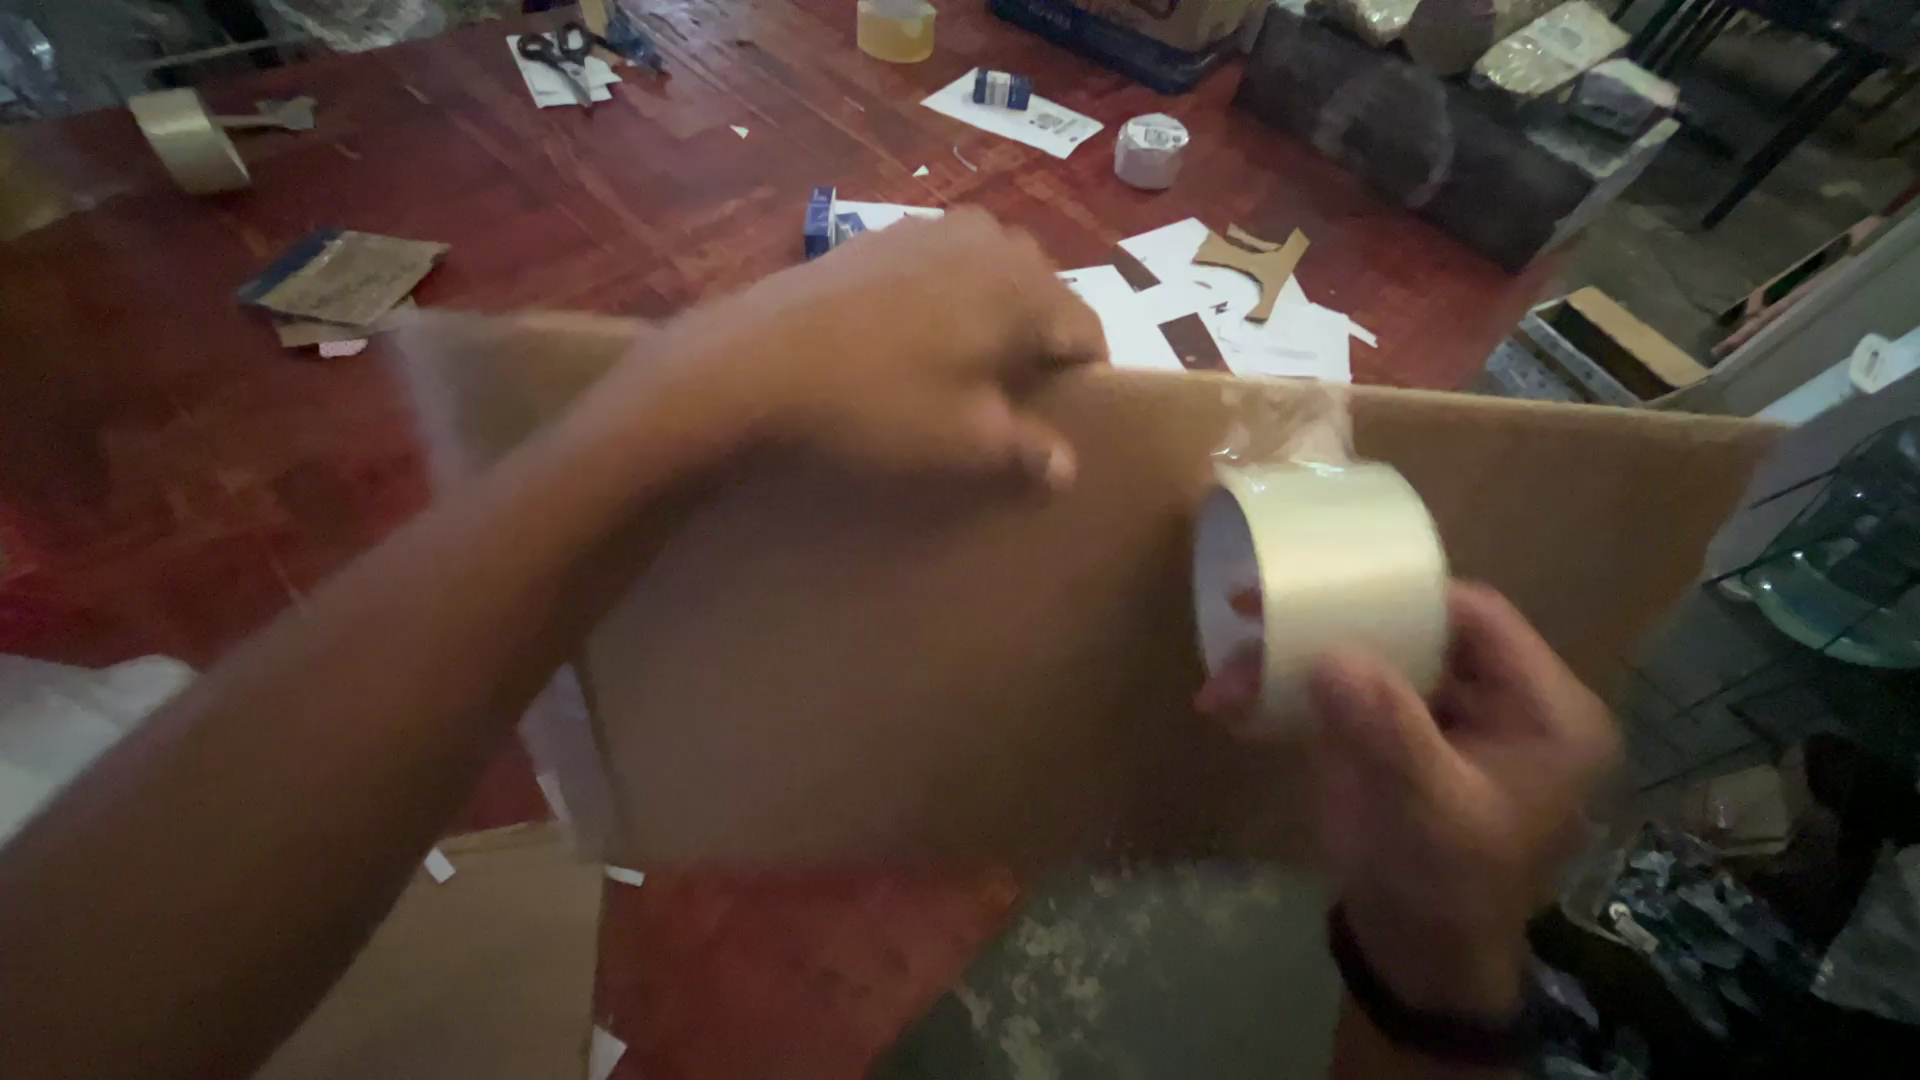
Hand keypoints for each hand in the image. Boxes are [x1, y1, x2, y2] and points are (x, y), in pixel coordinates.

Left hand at [636, 207, 1107, 488]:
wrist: (751, 366)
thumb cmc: (879, 406)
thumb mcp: (966, 443)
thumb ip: (1030, 451)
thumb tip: (1067, 468)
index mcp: (1026, 284)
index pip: (1088, 332)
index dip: (1083, 384)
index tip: (1062, 426)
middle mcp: (989, 238)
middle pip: (1040, 300)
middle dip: (1035, 351)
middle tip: (1009, 406)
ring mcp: (927, 228)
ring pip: (987, 284)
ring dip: (987, 328)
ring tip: (957, 377)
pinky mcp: (875, 236)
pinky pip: (937, 274)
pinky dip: (940, 309)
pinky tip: (905, 348)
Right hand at [1198, 582, 1619, 1013]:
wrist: (1412, 951)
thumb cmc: (1444, 886)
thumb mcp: (1429, 811)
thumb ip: (1390, 732)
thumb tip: (1331, 656)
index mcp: (1540, 709)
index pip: (1477, 617)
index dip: (1405, 594)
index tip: (1324, 587)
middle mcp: (1491, 699)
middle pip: (1410, 629)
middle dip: (1328, 623)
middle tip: (1250, 610)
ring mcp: (1432, 714)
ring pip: (1364, 655)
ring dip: (1291, 657)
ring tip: (1227, 670)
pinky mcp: (1385, 730)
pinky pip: (1338, 688)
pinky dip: (1285, 688)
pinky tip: (1233, 698)